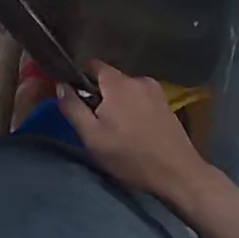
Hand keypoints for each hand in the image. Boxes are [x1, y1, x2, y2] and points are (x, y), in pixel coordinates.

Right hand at [58, 61, 221, 206]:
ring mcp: (156, 91)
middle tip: (94, 123)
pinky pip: (140, 99)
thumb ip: (73, 108)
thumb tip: (61, 85)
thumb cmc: (130, 156)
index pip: (92, 64)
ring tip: (115, 131)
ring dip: (116, 104)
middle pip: (109, 79)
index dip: (78, 77)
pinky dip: (132, 109)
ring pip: (125, 91)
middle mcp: (139, 80)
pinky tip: (133, 132)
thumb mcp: (92, 137)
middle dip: (98, 95)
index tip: (73, 97)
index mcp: (119, 83)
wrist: (177, 173)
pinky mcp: (166, 105)